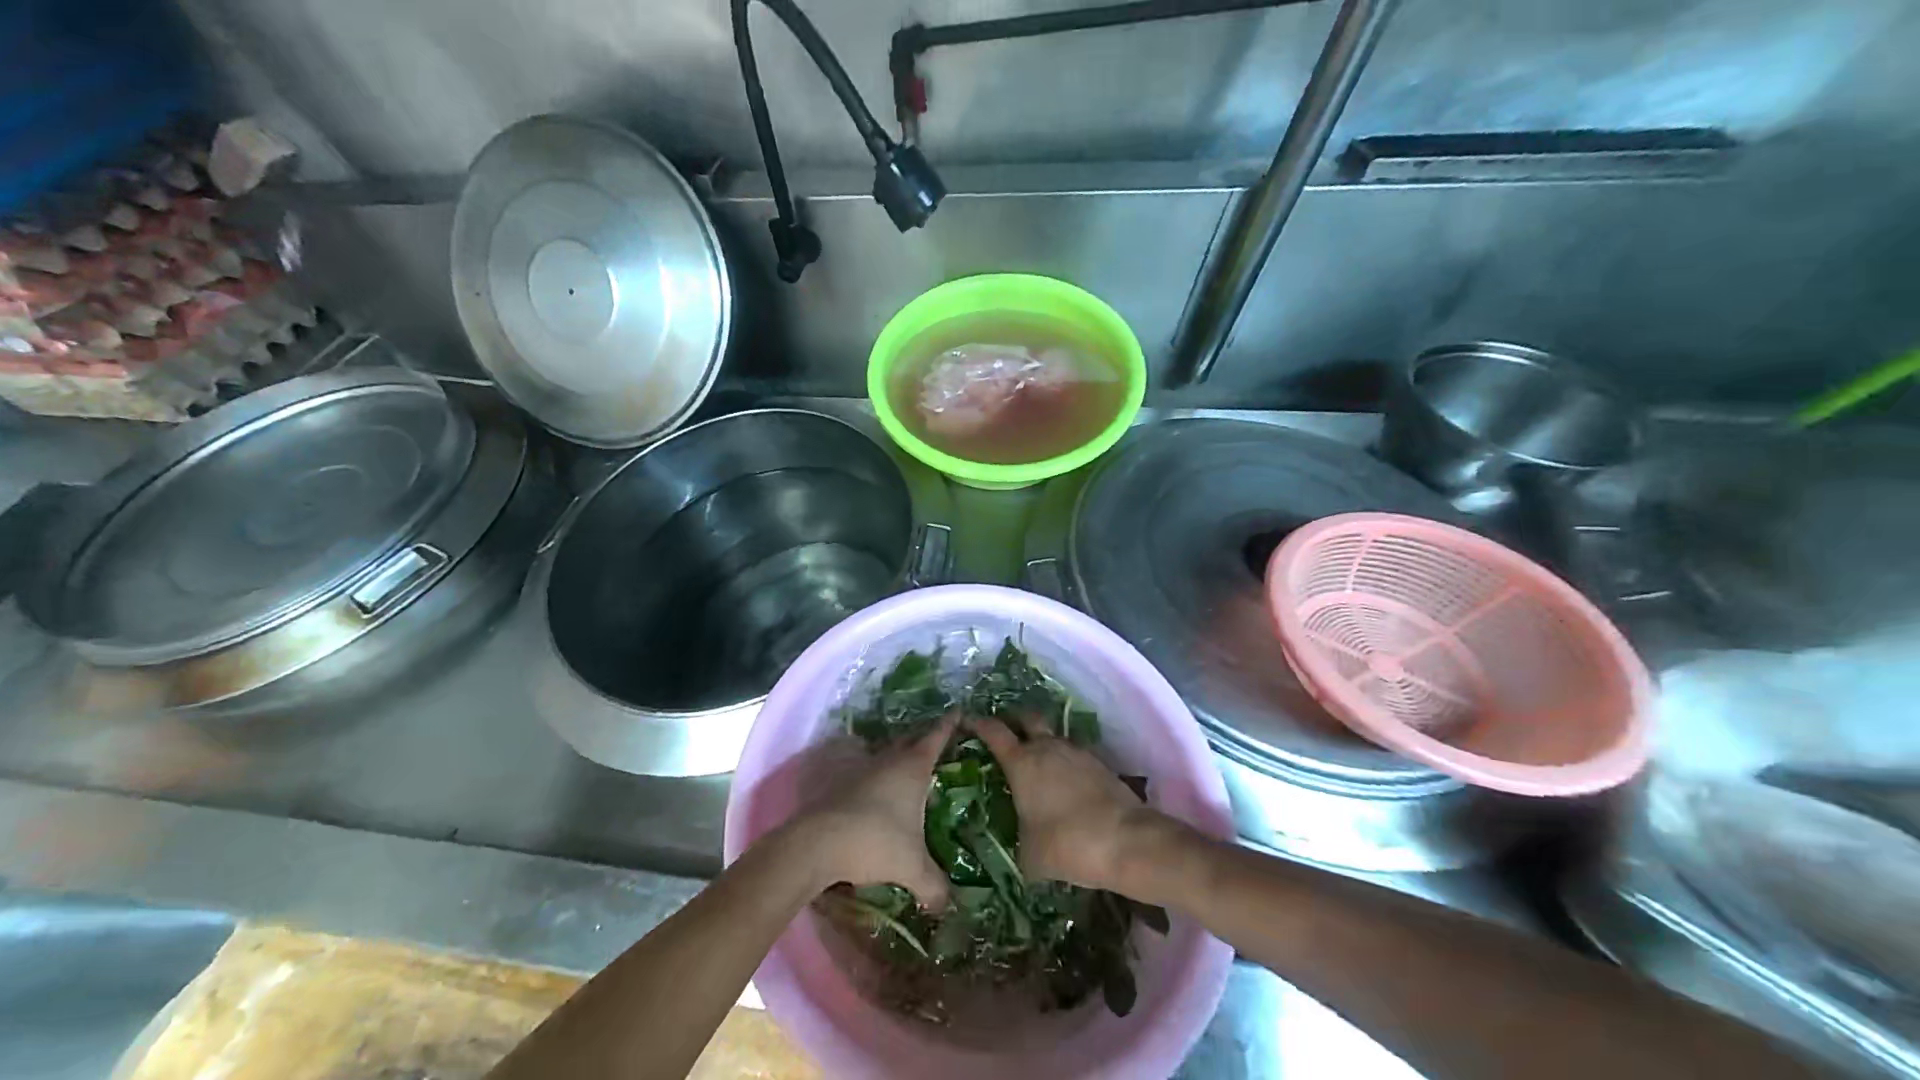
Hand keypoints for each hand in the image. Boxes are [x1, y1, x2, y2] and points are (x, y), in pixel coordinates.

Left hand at [786, 714, 956, 908]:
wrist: (817, 844)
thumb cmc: (875, 843)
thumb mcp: (912, 868)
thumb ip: (934, 886)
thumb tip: (947, 906)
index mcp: (913, 768)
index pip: (936, 738)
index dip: (949, 725)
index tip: (958, 712)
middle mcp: (887, 760)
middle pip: (909, 740)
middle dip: (923, 739)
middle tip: (936, 743)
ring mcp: (860, 768)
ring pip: (884, 755)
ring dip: (895, 757)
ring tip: (905, 768)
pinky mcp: (837, 782)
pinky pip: (863, 772)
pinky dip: (872, 776)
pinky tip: (873, 792)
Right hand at [970, 715, 1173, 892]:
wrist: (1126, 841)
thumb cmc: (1066, 844)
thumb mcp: (1029, 856)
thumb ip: (1017, 844)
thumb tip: (1017, 848)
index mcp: (1022, 762)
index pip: (993, 731)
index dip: (977, 723)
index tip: (966, 721)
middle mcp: (1048, 748)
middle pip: (1027, 718)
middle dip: (1014, 721)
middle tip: (1004, 733)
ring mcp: (1076, 753)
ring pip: (1053, 737)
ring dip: (1042, 743)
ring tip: (1036, 766)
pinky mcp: (1100, 764)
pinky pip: (1074, 755)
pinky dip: (1064, 763)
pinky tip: (1063, 785)